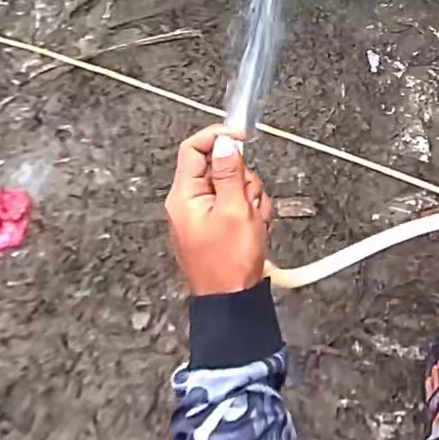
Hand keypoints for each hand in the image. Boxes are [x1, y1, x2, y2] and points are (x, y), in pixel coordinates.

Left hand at [166, 125, 272, 295]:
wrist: (233, 302)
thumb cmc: (229, 264)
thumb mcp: (234, 210)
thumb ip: (229, 172)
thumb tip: (224, 143)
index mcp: (185, 195)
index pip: (194, 148)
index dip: (218, 137)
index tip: (241, 139)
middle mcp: (190, 202)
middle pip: (220, 166)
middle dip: (242, 179)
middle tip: (247, 200)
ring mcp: (204, 214)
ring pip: (234, 184)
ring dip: (250, 198)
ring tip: (252, 221)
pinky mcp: (217, 223)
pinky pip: (238, 203)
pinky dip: (250, 212)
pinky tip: (253, 228)